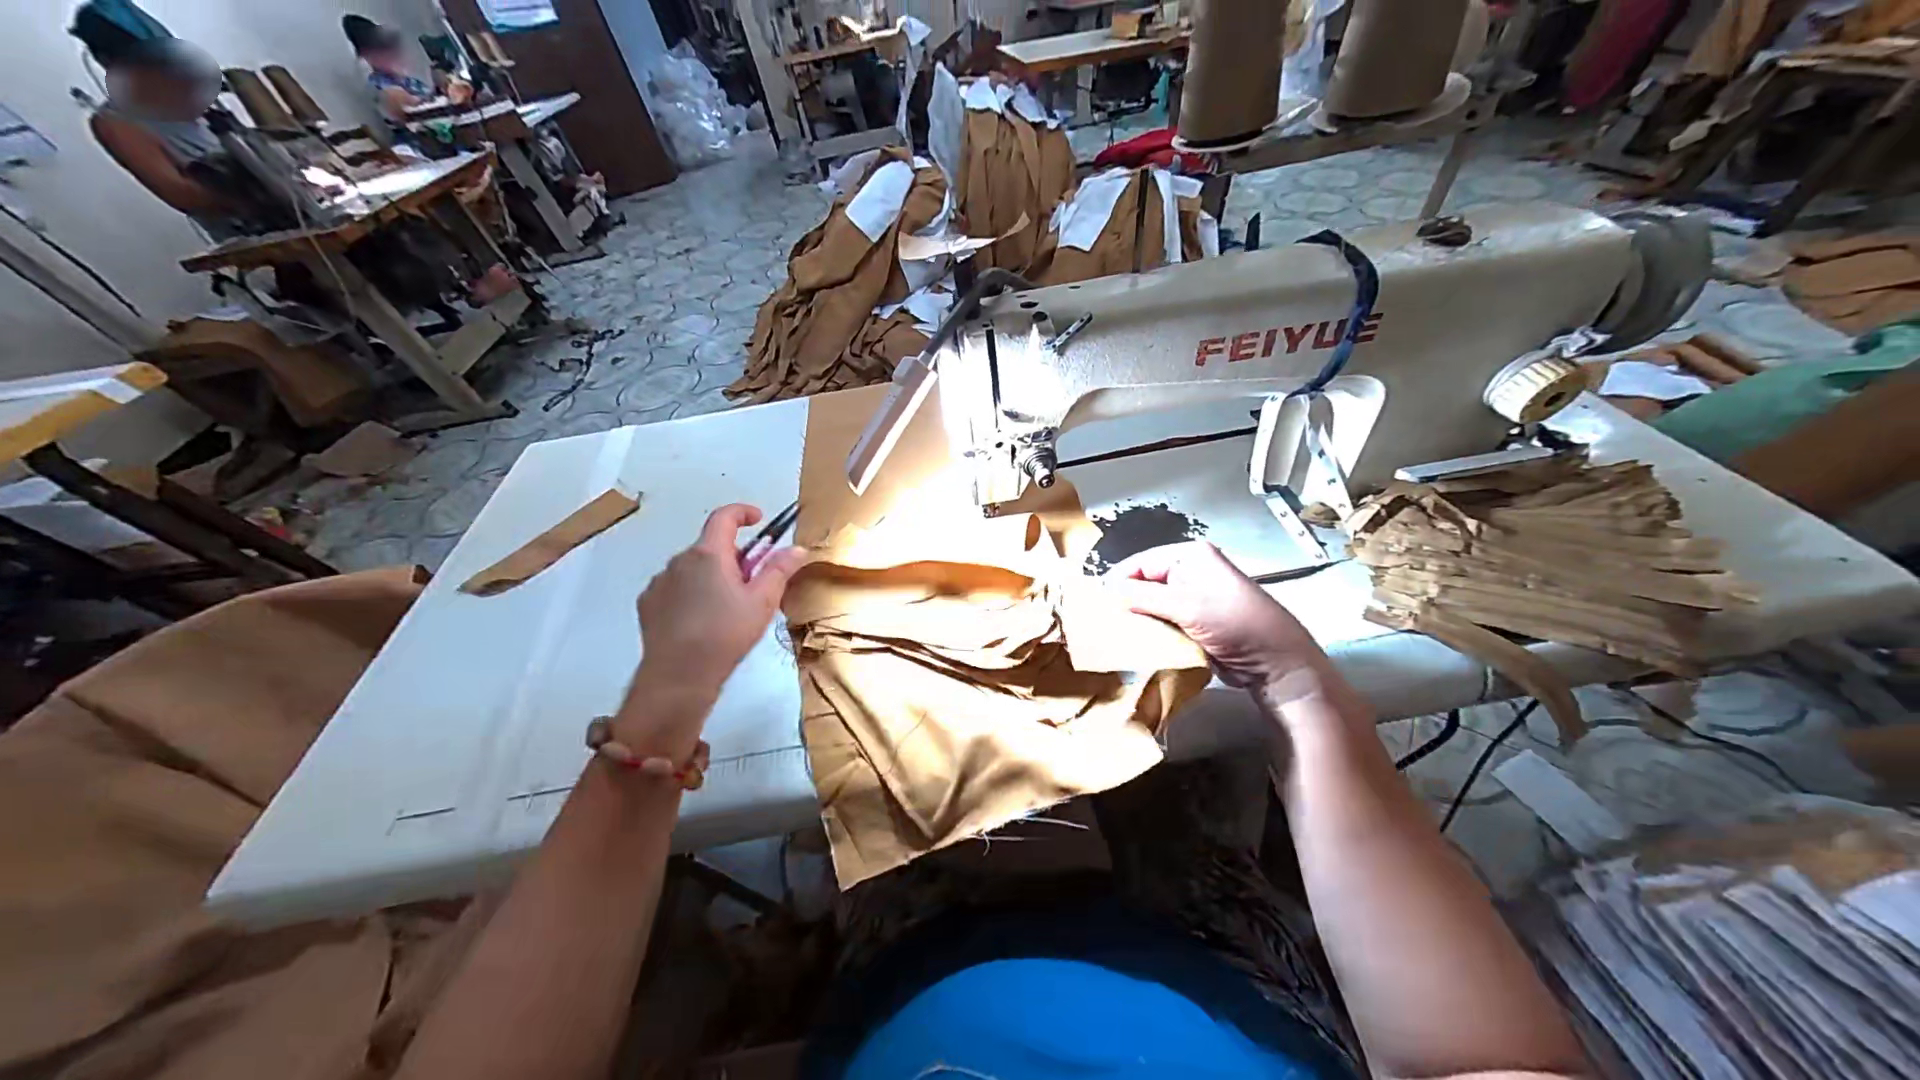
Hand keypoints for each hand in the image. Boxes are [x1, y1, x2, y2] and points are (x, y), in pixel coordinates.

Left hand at [620, 504, 804, 752]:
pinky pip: (674, 588)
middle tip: (751, 584)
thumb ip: (779, 570)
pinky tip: (700, 621)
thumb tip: (796, 548)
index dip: (743, 512)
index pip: (724, 517)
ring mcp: (659, 582)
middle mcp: (679, 560)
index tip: (758, 519)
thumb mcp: (762, 602)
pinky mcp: (648, 604)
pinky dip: (690, 594)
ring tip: (726, 609)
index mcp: (708, 554)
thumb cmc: (726, 634)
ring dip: (710, 577)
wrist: (679, 676)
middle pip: (710, 547)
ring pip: (692, 569)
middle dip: (733, 557)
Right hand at [1104, 541, 1328, 692]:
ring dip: (1137, 621)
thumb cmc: (1237, 625)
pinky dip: (1150, 633)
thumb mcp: (1186, 606)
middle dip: (1125, 603)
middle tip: (1102, 623)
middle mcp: (1190, 572)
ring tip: (1115, 635)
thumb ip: (1142, 597)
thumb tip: (1105, 590)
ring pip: (1151, 606)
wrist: (1277, 664)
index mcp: (1190, 556)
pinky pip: (1163, 623)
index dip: (1117, 582)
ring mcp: (1193, 599)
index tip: (1095, 604)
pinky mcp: (1195, 623)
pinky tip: (1137, 644)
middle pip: (1143, 583)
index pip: (1140, 563)